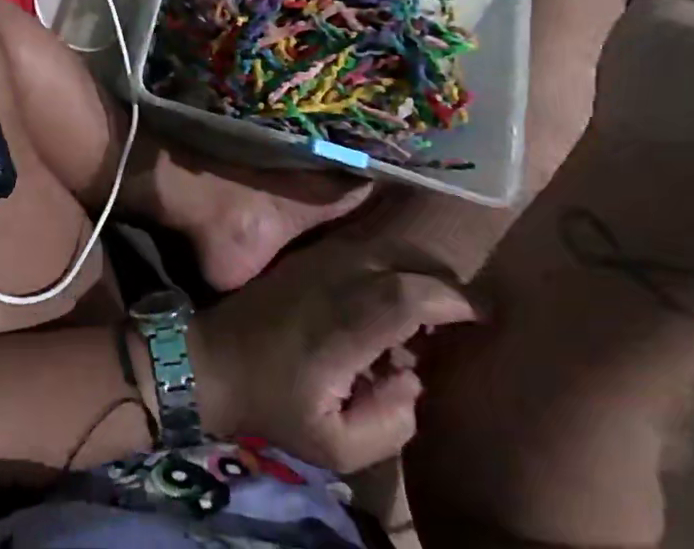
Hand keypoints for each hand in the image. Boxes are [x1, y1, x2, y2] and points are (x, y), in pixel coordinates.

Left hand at [192, 239, 475, 472]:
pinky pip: (361, 248)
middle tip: (459, 322)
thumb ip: (392, 422)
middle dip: (444, 283)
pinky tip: (386, 302)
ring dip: (417, 272)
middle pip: (407, 259)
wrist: (208, 361)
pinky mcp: (305, 258)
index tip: (485, 317)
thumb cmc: (270, 406)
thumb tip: (414, 380)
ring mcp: (316, 261)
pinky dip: (389, 266)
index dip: (456, 300)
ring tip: (424, 316)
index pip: (412, 294)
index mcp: (344, 324)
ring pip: (385, 247)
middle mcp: (334, 279)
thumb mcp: (335, 446)